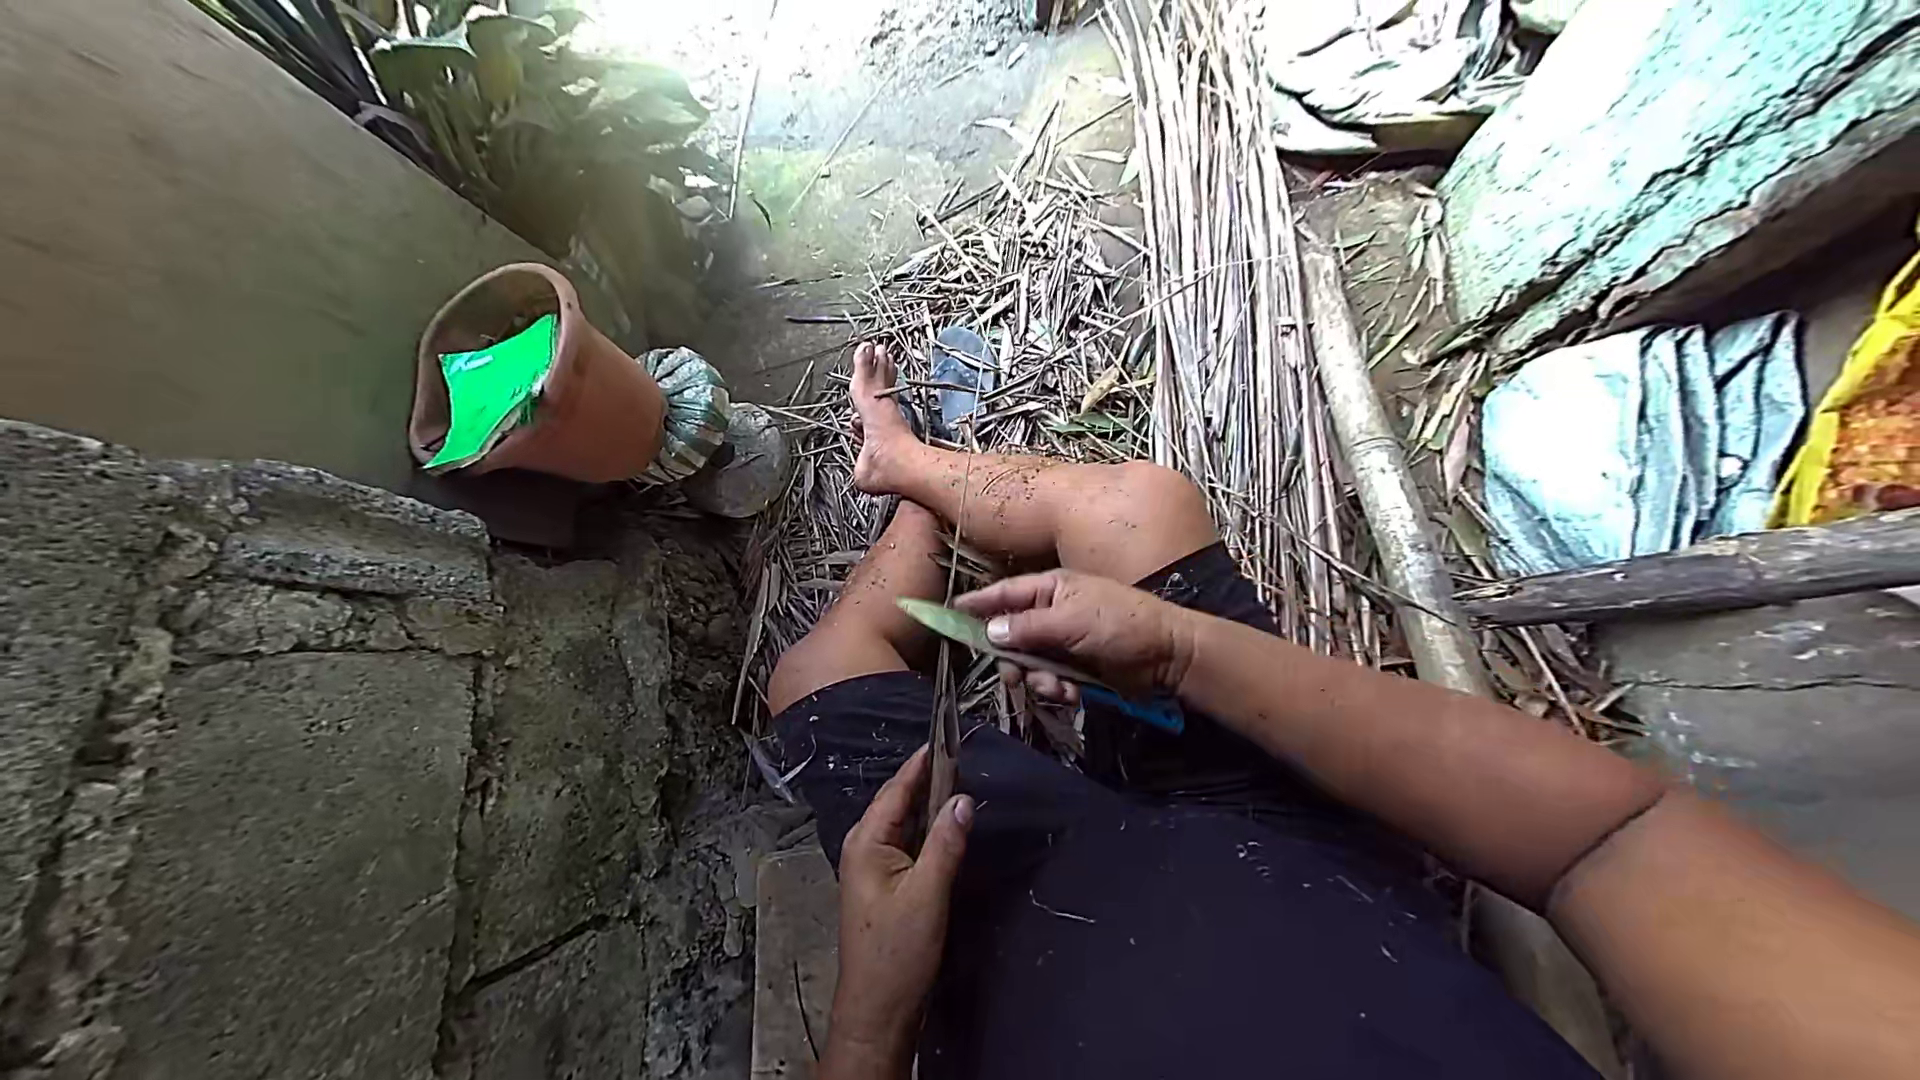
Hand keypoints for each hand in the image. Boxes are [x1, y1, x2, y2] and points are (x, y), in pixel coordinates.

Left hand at [821, 747, 972, 1079]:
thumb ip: (946, 843)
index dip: (920, 762)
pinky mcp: (883, 880)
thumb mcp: (928, 894)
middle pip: (897, 800)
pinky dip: (925, 826)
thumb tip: (963, 798)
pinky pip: (906, 839)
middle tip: (957, 755)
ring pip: (903, 820)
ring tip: (956, 779)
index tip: (942, 738)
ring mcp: (871, 863)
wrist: (878, 1010)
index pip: (896, 789)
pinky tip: (944, 823)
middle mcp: (863, 845)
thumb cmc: (898, 951)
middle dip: (924, 777)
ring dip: (927, 801)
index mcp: (866, 841)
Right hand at [954, 569, 1197, 702]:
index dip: (977, 604)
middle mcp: (1052, 612)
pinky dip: (1056, 689)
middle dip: (1013, 659)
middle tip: (1016, 676)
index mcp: (1050, 588)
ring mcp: (1063, 640)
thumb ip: (1027, 627)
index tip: (949, 614)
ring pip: (1028, 662)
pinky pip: (1050, 679)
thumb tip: (989, 630)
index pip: (1004, 593)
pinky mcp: (1075, 666)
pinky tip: (1071, 694)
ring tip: (1058, 688)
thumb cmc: (1120, 624)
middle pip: (1010, 635)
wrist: (1167, 655)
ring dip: (1038, 679)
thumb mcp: (1071, 620)